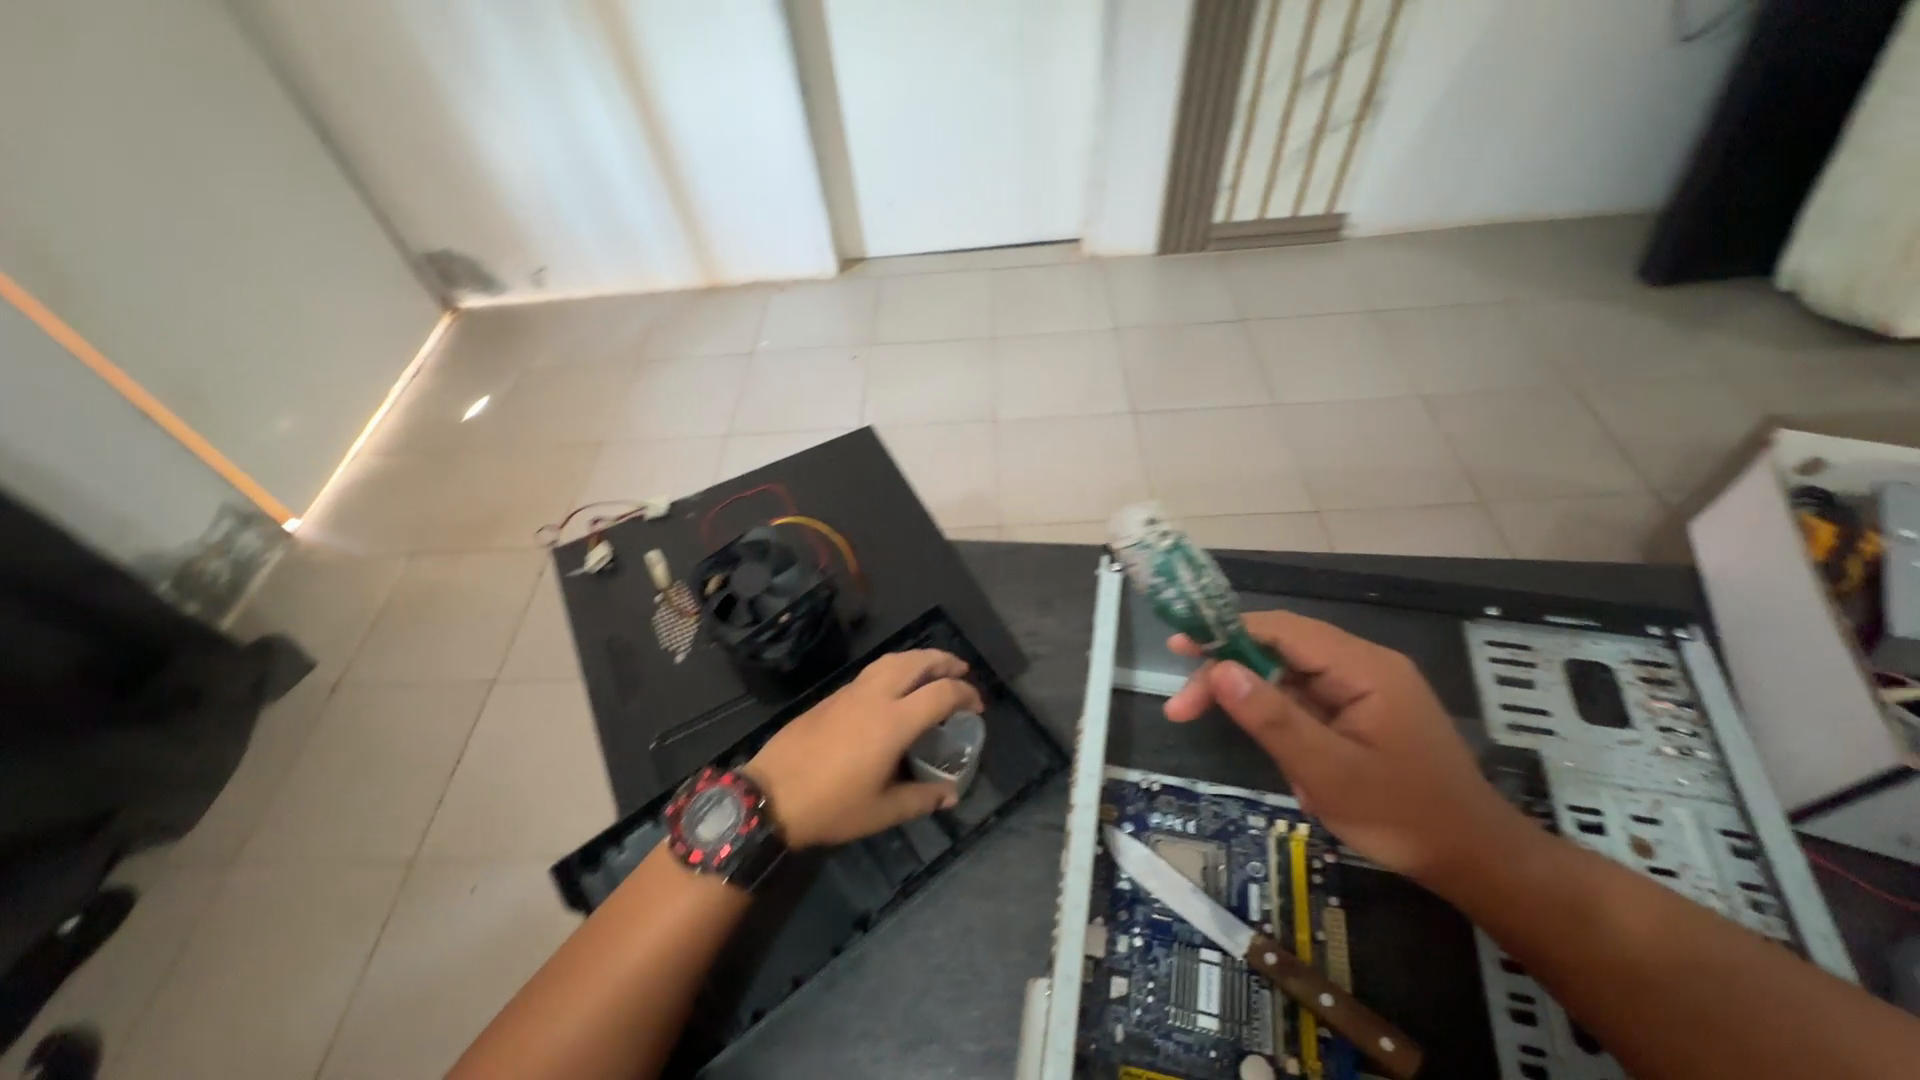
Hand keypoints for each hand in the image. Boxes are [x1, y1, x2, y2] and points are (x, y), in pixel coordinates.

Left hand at [744, 649, 982, 848]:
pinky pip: (871, 671)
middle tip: (962, 670)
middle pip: (916, 662)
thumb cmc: (831, 806)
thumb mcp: (882, 811)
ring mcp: (848, 693)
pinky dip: (893, 668)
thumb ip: (921, 799)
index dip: (966, 694)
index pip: (941, 693)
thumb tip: (950, 794)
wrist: (769, 796)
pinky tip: (894, 687)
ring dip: (917, 658)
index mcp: (893, 722)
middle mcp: (874, 697)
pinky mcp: (830, 698)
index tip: (977, 707)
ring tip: (932, 670)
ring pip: (890, 660)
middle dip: (944, 661)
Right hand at [1165, 611, 1529, 883]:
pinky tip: (1278, 755)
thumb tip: (1220, 670)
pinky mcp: (1364, 714)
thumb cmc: (1403, 816)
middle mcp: (1365, 667)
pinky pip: (1308, 702)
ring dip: (1253, 700)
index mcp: (1364, 668)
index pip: (1283, 630)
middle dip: (1230, 673)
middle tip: (1182, 707)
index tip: (1179, 647)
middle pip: (1282, 650)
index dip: (1226, 634)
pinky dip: (1281, 721)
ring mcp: (1365, 690)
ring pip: (1291, 677)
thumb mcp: (1328, 771)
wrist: (1474, 858)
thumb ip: (1272, 718)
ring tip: (1222, 734)